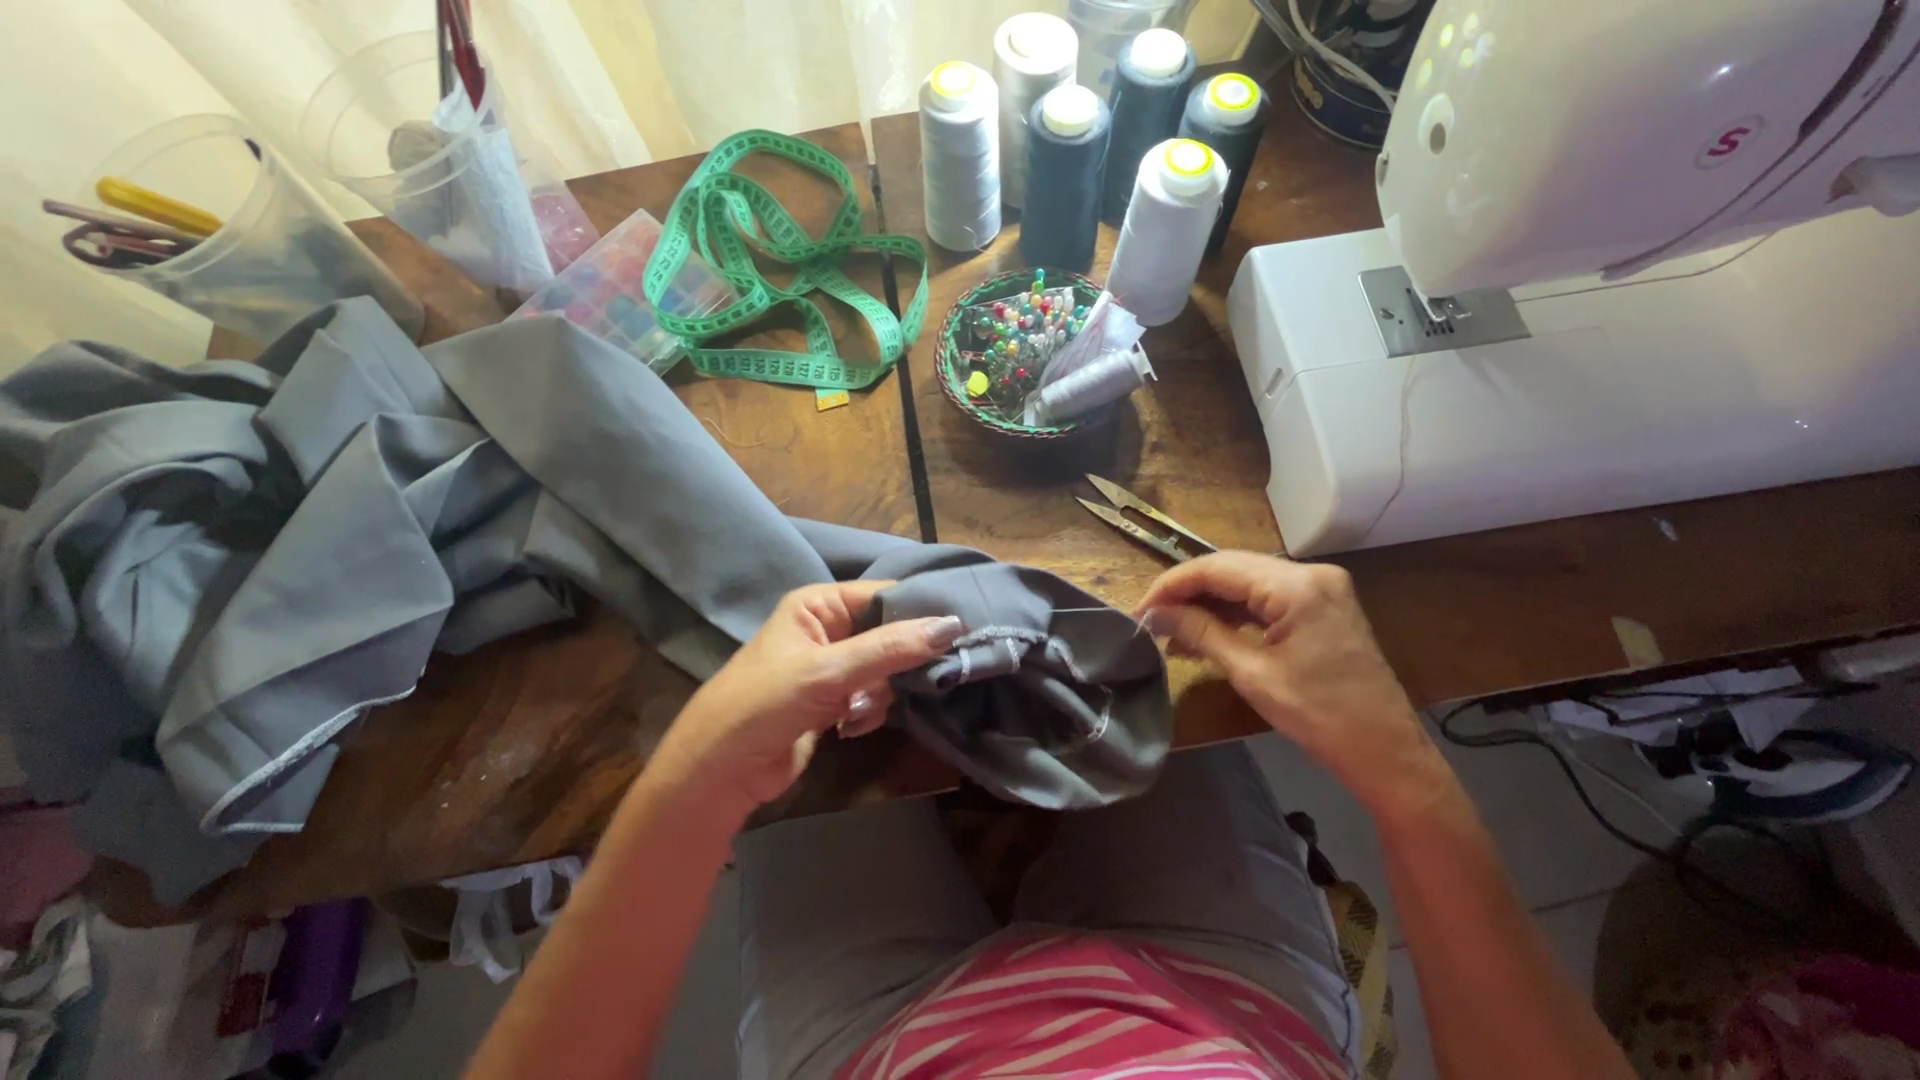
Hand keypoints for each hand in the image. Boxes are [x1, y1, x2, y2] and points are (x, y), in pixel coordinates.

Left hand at [649, 581, 964, 814]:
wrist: (720, 771)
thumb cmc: (765, 705)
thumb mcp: (829, 672)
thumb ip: (891, 648)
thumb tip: (953, 625)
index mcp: (818, 604)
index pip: (884, 595)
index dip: (921, 612)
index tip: (962, 631)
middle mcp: (827, 629)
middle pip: (891, 635)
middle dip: (900, 663)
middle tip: (925, 681)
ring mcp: (832, 668)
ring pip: (887, 671)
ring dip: (880, 695)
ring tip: (856, 713)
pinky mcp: (835, 702)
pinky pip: (874, 698)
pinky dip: (870, 713)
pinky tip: (851, 727)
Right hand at [1136, 551, 1454, 818]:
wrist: (1385, 750)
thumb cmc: (1319, 716)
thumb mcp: (1252, 674)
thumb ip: (1201, 633)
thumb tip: (1156, 614)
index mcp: (1296, 585)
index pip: (1216, 567)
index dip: (1171, 585)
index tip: (1140, 611)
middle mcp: (1311, 573)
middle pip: (1232, 568)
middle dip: (1187, 592)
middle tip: (1151, 620)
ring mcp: (1321, 588)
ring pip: (1248, 581)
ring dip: (1209, 603)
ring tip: (1173, 632)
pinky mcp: (1323, 605)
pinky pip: (1268, 598)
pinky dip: (1236, 613)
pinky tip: (1207, 633)